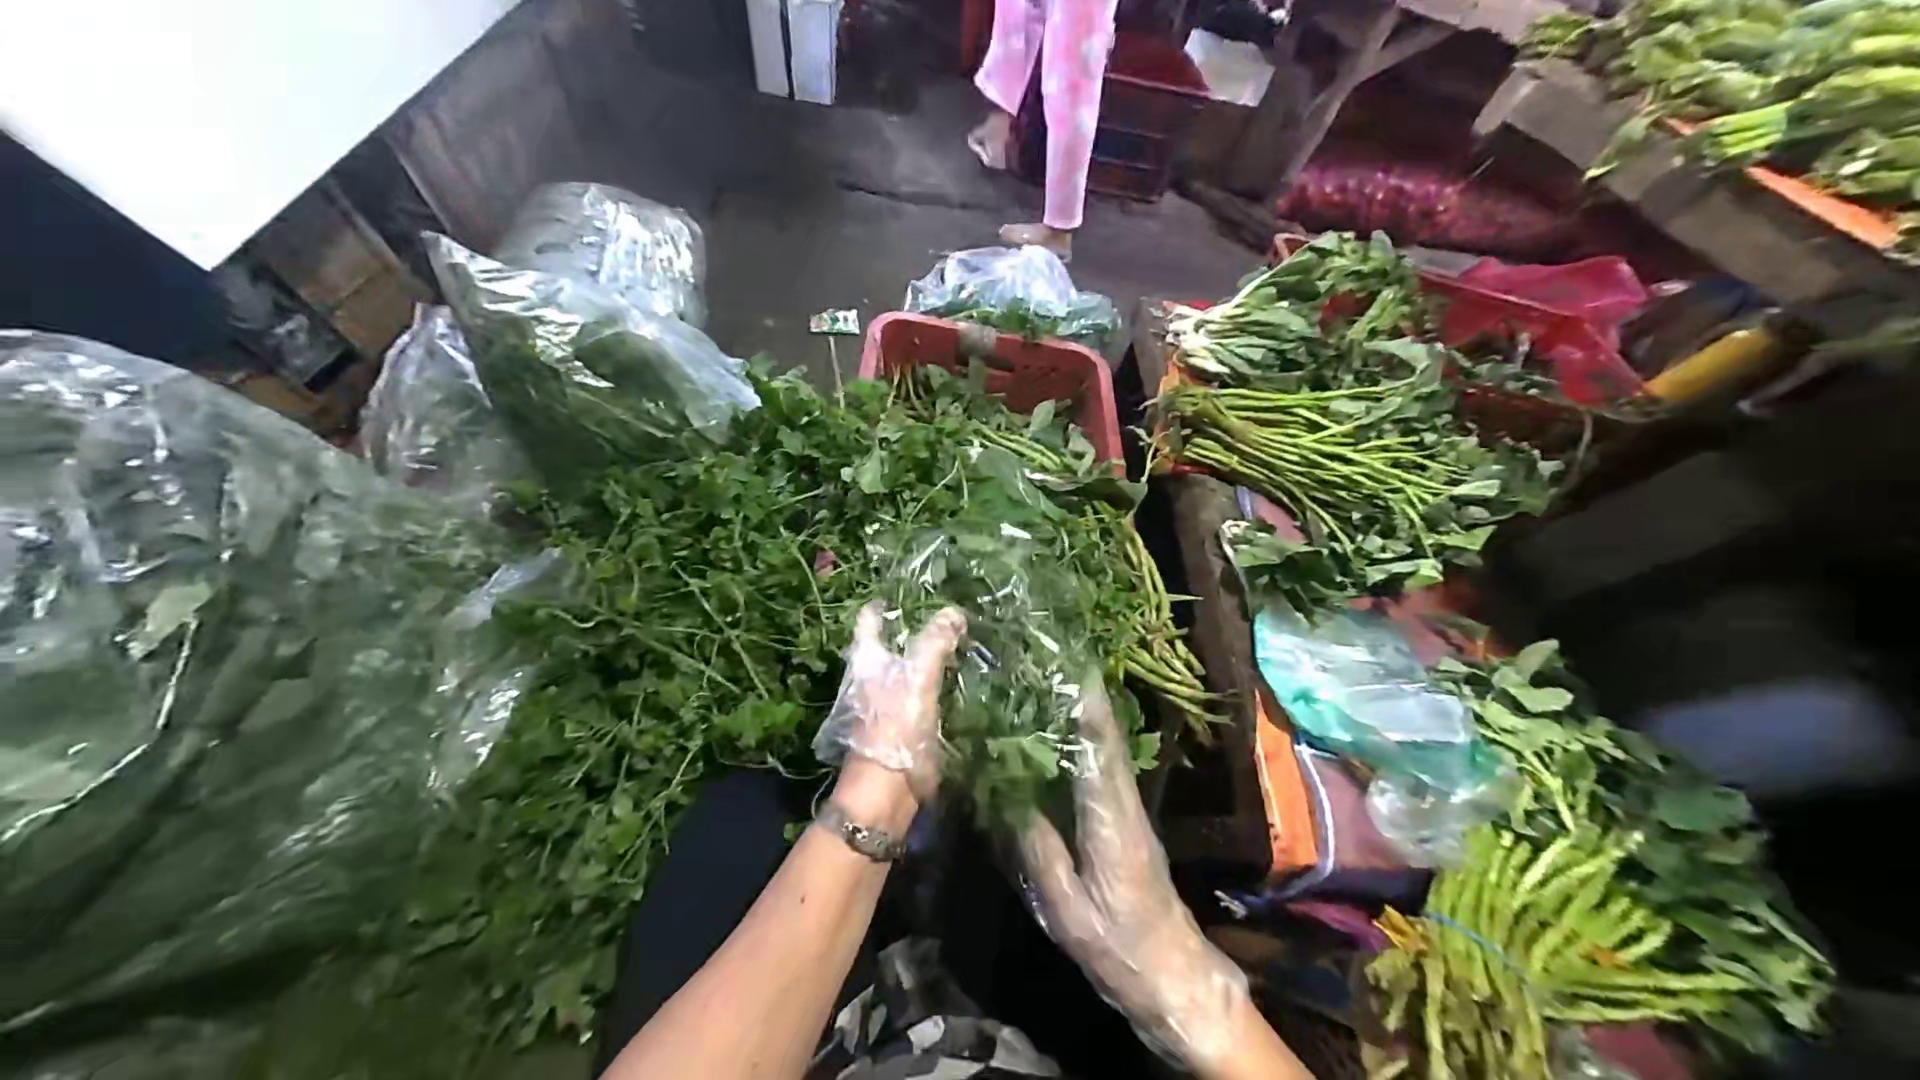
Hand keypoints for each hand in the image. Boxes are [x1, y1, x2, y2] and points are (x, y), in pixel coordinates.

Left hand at [814, 602, 966, 798]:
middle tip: (945, 614)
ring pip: (905, 667)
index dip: (885, 604)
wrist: (888, 787)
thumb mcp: (919, 676)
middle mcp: (870, 676)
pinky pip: (919, 692)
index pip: (869, 620)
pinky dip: (934, 681)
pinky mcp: (901, 723)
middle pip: (888, 643)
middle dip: (911, 628)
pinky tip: (956, 678)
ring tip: (956, 642)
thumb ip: (935, 641)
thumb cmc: (895, 725)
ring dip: (925, 656)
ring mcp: (884, 701)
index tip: (908, 593)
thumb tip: (954, 612)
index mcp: (866, 660)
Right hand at [1017, 676, 1252, 1073]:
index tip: (1067, 660)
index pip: (1098, 748)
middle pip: (1105, 735)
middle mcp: (1124, 802)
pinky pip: (1101, 765)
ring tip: (1048, 679)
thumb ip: (1038, 850)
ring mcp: (1128, 807)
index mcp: (1111, 820)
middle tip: (1048, 657)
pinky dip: (1083, 737)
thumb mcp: (1067, 909)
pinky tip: (1057, 730)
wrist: (1171, 972)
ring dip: (1082, 708)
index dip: (1084, 702)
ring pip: (1106, 746)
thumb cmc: (1117, 945)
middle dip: (1080, 691)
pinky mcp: (1124, 816)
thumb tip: (1007, 796)